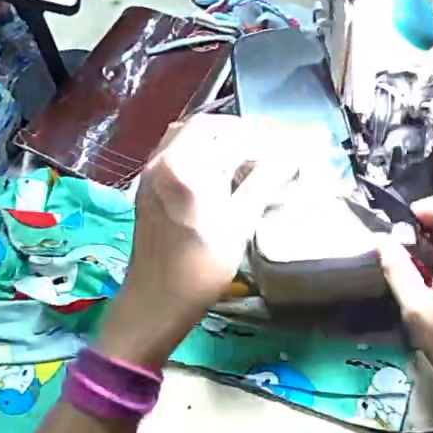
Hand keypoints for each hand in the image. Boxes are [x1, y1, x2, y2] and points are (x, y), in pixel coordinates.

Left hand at [94, 115, 291, 367]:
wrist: (154, 303)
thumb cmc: (200, 268)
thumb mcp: (239, 225)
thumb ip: (262, 184)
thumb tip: (288, 160)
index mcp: (182, 167)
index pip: (218, 128)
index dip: (248, 132)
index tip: (271, 145)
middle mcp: (159, 163)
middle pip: (197, 129)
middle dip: (230, 134)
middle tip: (258, 151)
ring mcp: (148, 177)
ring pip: (182, 142)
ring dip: (211, 144)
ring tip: (238, 163)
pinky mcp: (144, 192)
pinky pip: (171, 158)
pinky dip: (195, 157)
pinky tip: (213, 180)